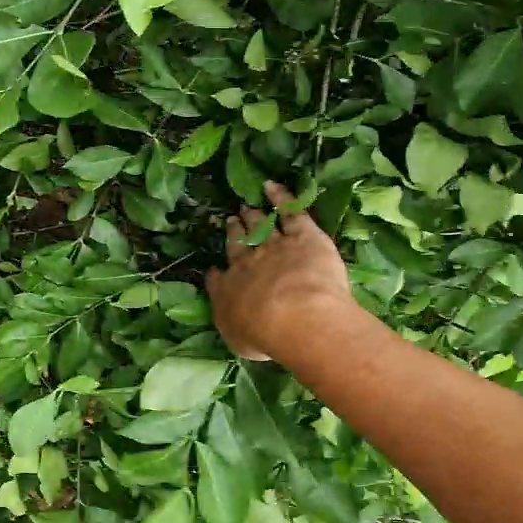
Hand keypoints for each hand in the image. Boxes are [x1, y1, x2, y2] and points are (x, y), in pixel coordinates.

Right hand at [207, 182, 358, 361]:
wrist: (294, 318)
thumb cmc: (264, 335)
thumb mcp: (237, 336)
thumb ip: (229, 315)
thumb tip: (219, 294)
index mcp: (231, 287)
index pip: (224, 270)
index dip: (223, 262)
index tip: (220, 259)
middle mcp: (247, 263)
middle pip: (239, 243)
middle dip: (235, 231)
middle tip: (231, 220)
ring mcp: (274, 247)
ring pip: (261, 227)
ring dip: (254, 216)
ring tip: (247, 206)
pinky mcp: (303, 237)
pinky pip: (290, 213)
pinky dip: (281, 198)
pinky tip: (272, 187)